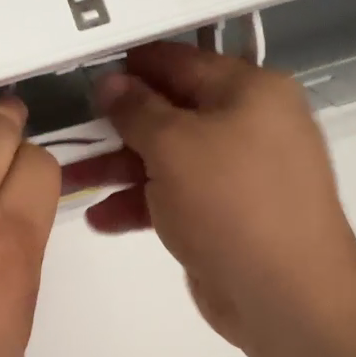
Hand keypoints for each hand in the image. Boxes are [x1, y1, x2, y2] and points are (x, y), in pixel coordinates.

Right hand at [63, 43, 355, 352]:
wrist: (286, 295)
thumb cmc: (231, 203)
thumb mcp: (174, 146)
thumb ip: (135, 109)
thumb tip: (111, 83)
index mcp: (250, 91)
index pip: (180, 61)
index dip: (131, 66)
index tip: (85, 74)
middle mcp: (249, 124)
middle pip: (170, 113)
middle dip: (116, 127)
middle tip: (69, 134)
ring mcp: (240, 172)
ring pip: (168, 158)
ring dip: (118, 169)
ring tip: (69, 182)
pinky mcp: (228, 215)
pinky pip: (177, 196)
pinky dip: (141, 203)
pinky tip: (101, 218)